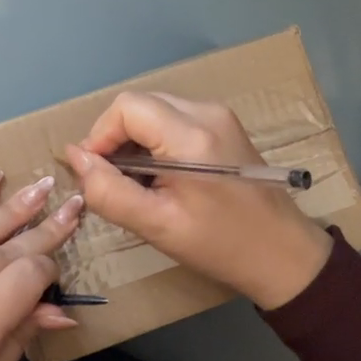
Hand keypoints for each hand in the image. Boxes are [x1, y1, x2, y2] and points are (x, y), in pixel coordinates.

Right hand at [65, 92, 331, 308]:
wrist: (285, 255)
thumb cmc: (220, 244)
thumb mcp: (156, 225)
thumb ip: (108, 190)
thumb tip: (75, 157)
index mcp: (191, 134)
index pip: (125, 108)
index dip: (101, 136)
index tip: (96, 173)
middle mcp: (206, 112)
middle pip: (139, 105)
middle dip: (116, 138)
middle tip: (114, 180)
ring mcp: (218, 116)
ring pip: (154, 110)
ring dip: (135, 140)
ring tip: (139, 182)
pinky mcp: (224, 125)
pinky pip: (174, 119)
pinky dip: (156, 141)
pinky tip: (162, 175)